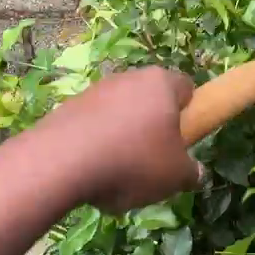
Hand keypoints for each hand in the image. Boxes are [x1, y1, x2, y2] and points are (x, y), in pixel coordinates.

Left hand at [32, 67, 200, 212]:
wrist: (60, 163)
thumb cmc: (132, 161)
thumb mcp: (175, 176)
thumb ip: (191, 172)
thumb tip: (194, 172)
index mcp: (161, 84)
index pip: (186, 87)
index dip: (189, 112)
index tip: (184, 139)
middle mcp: (129, 78)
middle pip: (150, 99)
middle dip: (154, 127)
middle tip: (155, 160)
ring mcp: (95, 90)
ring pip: (120, 113)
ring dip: (123, 137)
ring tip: (120, 173)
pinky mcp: (68, 107)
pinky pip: (93, 125)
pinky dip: (97, 145)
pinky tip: (93, 172)